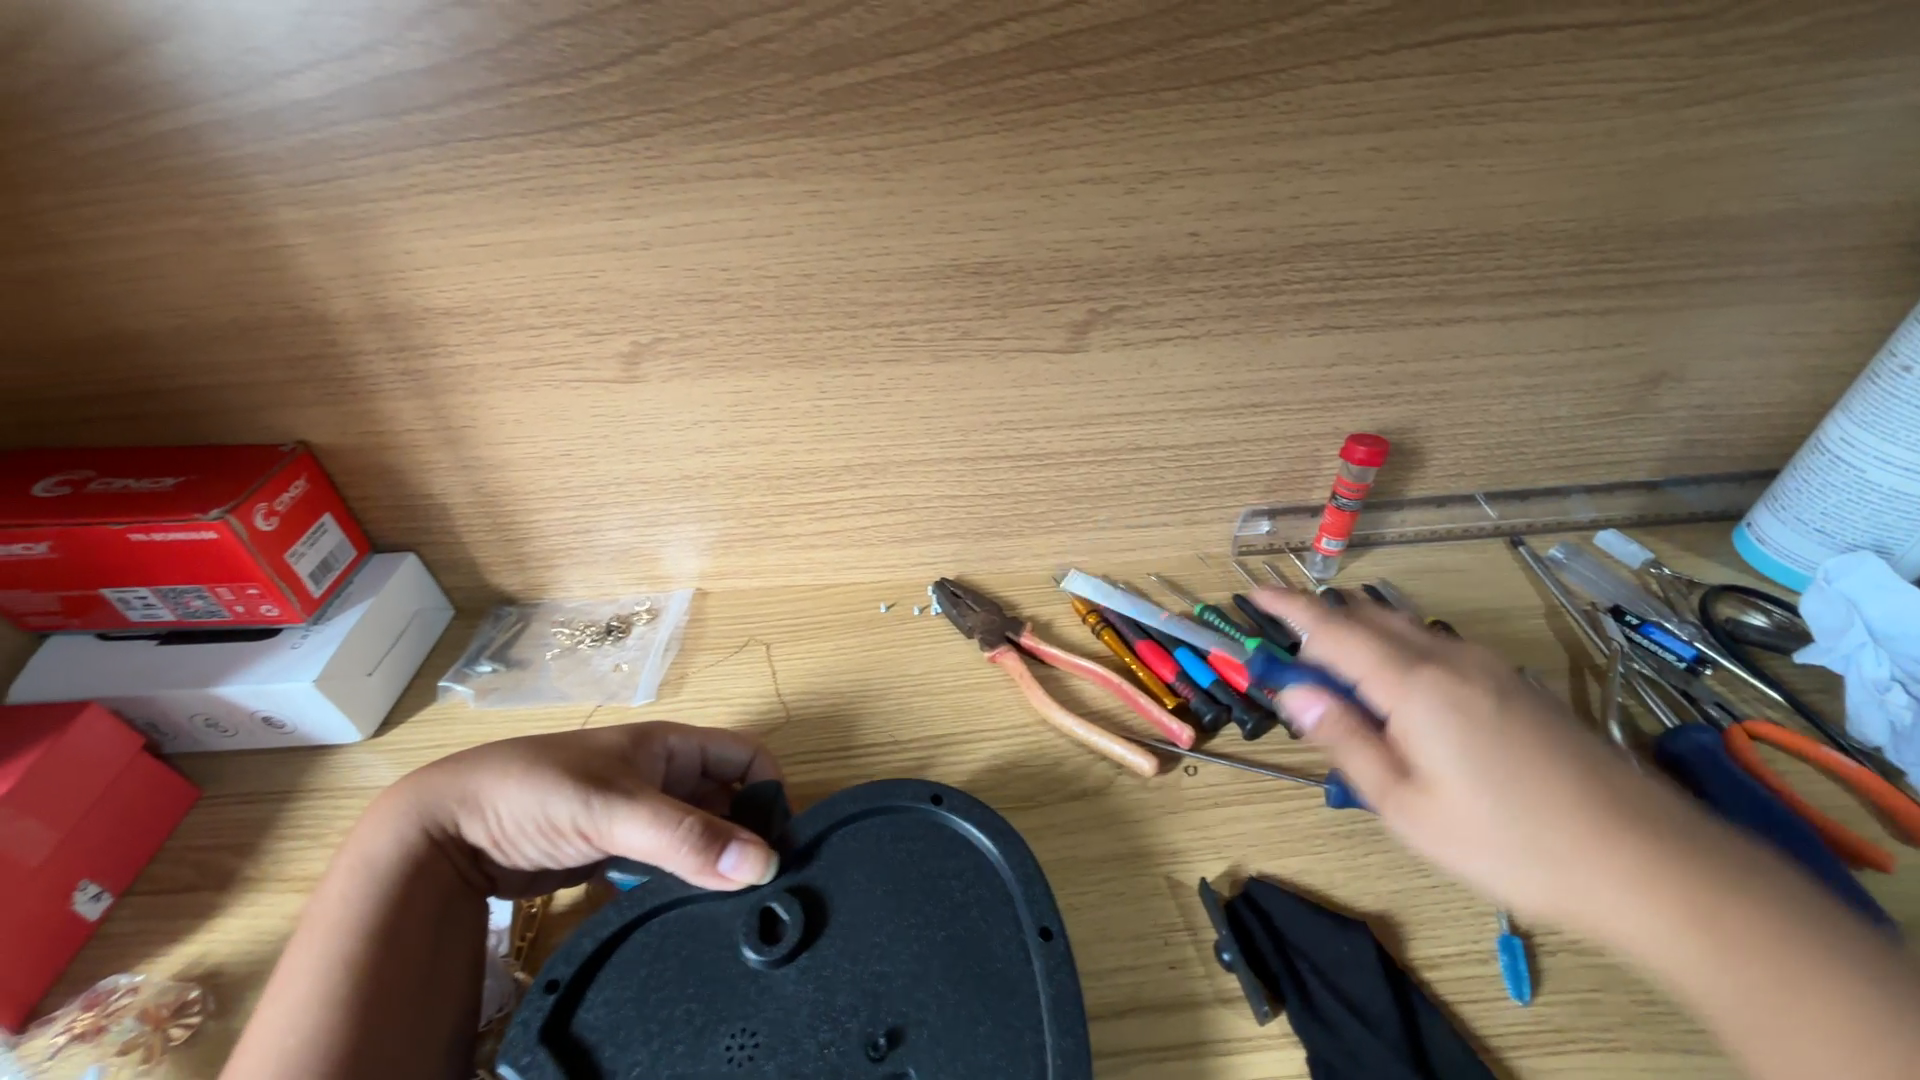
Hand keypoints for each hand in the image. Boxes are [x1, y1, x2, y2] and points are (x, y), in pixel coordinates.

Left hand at [389, 722, 783, 896]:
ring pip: (695, 835)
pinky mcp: (612, 850)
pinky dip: (679, 880)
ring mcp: (636, 814)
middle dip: (744, 836)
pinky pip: (664, 862)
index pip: (745, 758)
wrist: (444, 830)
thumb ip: (689, 838)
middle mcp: (661, 775)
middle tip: (757, 887)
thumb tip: (762, 865)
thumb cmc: (539, 794)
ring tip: (727, 905)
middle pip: (725, 800)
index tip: (777, 844)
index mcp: (671, 746)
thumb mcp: (618, 811)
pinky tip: (683, 908)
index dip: (770, 791)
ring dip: (711, 863)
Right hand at [1251, 587, 1696, 921]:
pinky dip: (1400, 653)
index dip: (1288, 609)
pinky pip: (1440, 650)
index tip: (1253, 594)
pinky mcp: (1520, 687)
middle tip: (1287, 645)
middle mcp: (1452, 660)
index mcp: (1415, 684)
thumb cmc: (1510, 844)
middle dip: (1322, 621)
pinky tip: (1403, 695)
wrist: (1650, 862)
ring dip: (1363, 636)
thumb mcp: (1405, 806)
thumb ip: (1345, 740)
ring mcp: (1493, 670)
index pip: (1332, 630)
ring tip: (1337, 671)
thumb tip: (1296, 693)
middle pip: (1371, 618)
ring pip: (1409, 631)